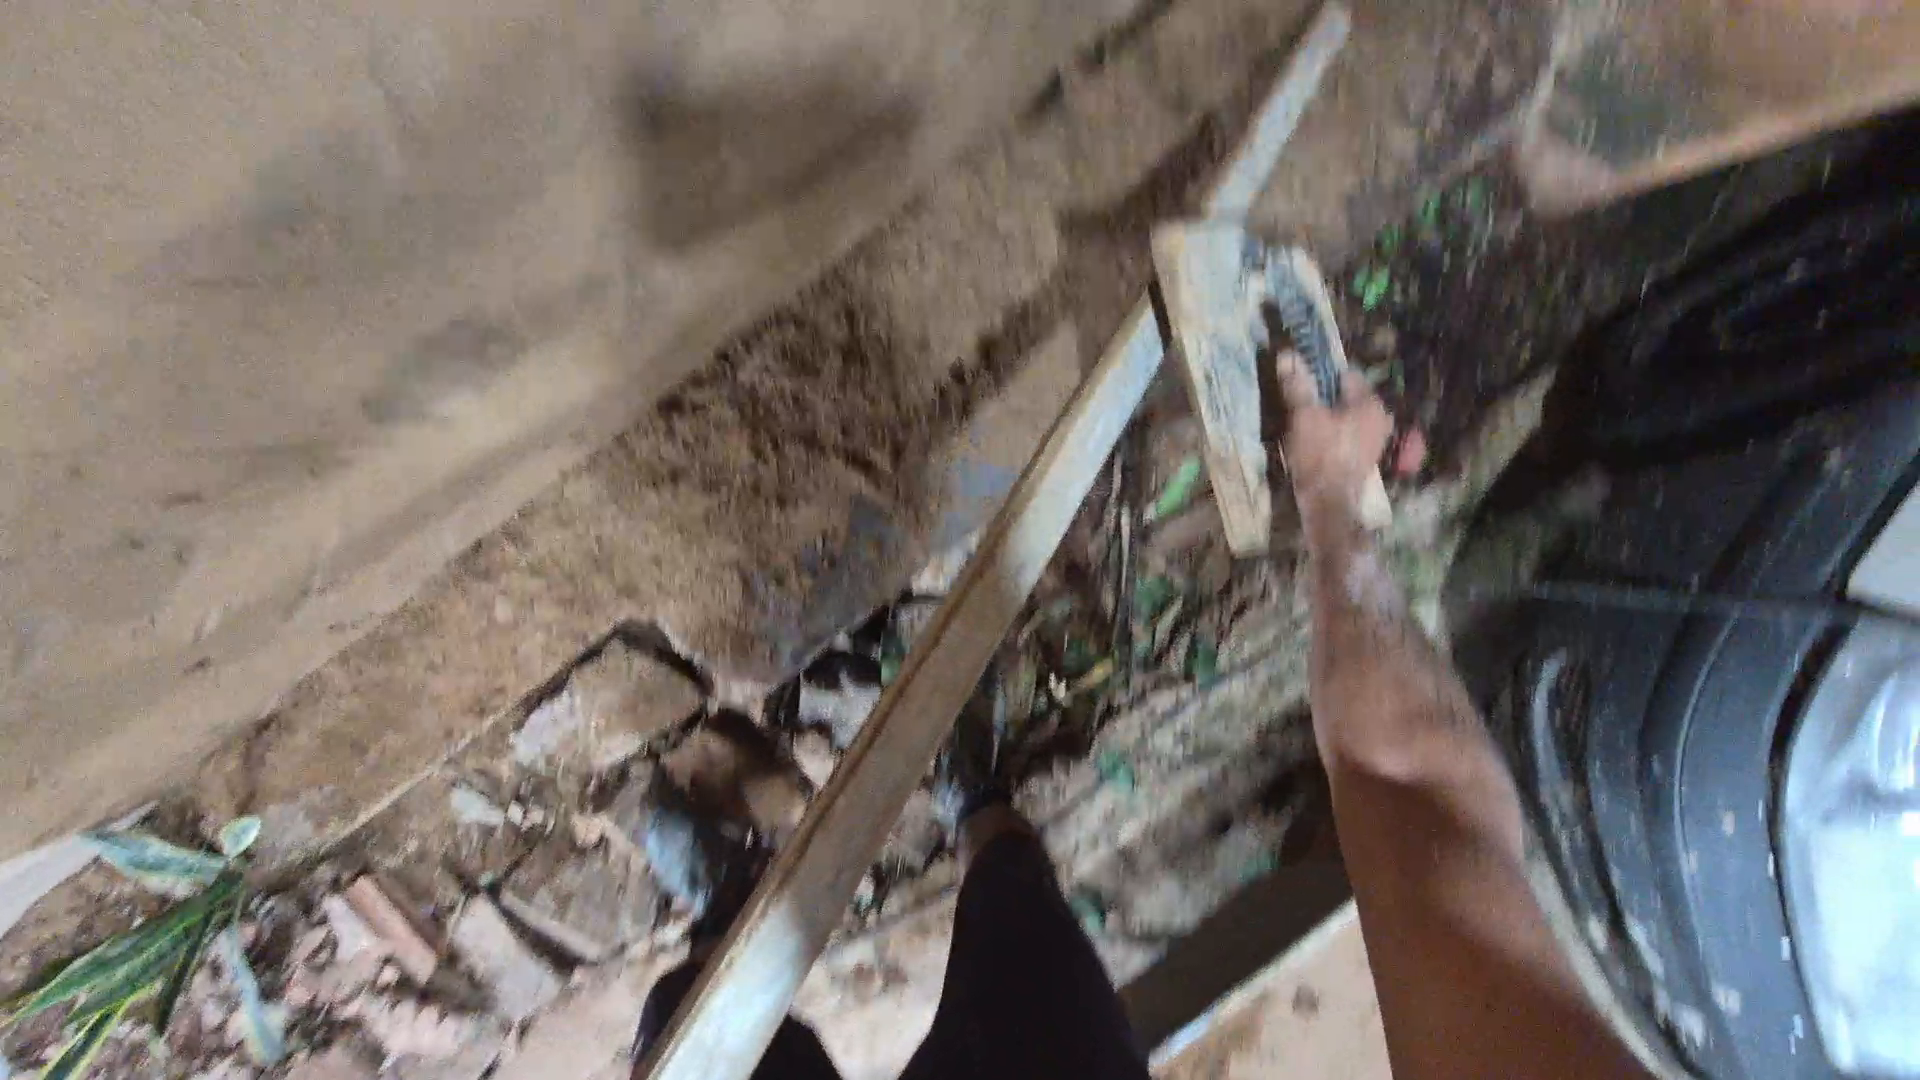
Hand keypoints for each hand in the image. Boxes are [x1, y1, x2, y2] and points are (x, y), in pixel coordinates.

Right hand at [1276, 350, 1391, 544]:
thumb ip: (1298, 385)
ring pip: (1345, 416)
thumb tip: (1288, 355)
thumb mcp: (1304, 415)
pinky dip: (1331, 433)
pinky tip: (1314, 444)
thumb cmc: (1319, 455)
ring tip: (1302, 426)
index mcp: (1370, 403)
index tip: (1299, 383)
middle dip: (1322, 398)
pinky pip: (1346, 434)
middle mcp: (1380, 418)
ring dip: (1326, 416)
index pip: (1344, 374)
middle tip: (1298, 406)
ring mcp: (1375, 439)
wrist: (1328, 502)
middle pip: (1345, 396)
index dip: (1319, 375)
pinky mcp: (1365, 457)